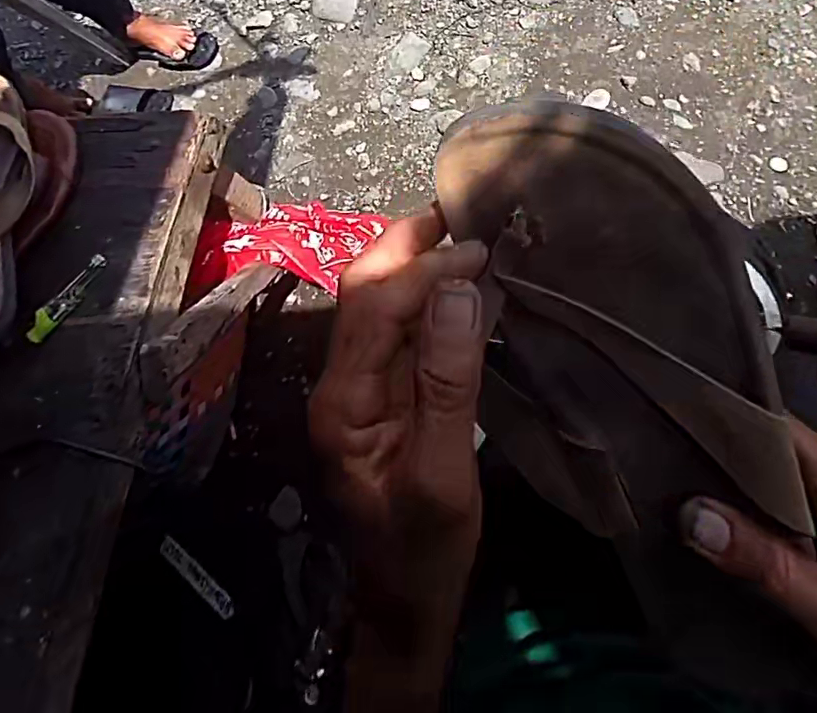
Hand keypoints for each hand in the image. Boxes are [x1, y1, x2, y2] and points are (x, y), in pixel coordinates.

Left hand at [308, 207, 489, 709]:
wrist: (404, 602)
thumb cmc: (423, 552)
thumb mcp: (443, 475)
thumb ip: (448, 383)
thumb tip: (459, 292)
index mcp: (343, 401)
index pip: (376, 307)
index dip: (425, 271)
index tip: (477, 251)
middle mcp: (339, 381)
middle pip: (363, 291)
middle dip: (405, 246)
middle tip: (455, 213)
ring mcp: (358, 384)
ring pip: (378, 303)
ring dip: (415, 264)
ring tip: (458, 235)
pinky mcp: (380, 391)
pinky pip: (399, 328)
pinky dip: (427, 296)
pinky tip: (457, 283)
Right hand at [682, 420, 816, 712]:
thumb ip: (765, 563)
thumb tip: (694, 516)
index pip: (775, 424)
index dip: (727, 419)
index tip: (678, 419)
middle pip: (760, 442)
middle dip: (713, 447)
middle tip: (662, 449)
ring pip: (755, 468)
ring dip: (717, 475)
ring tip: (668, 474)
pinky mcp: (804, 523)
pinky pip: (756, 495)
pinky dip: (727, 500)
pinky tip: (697, 507)